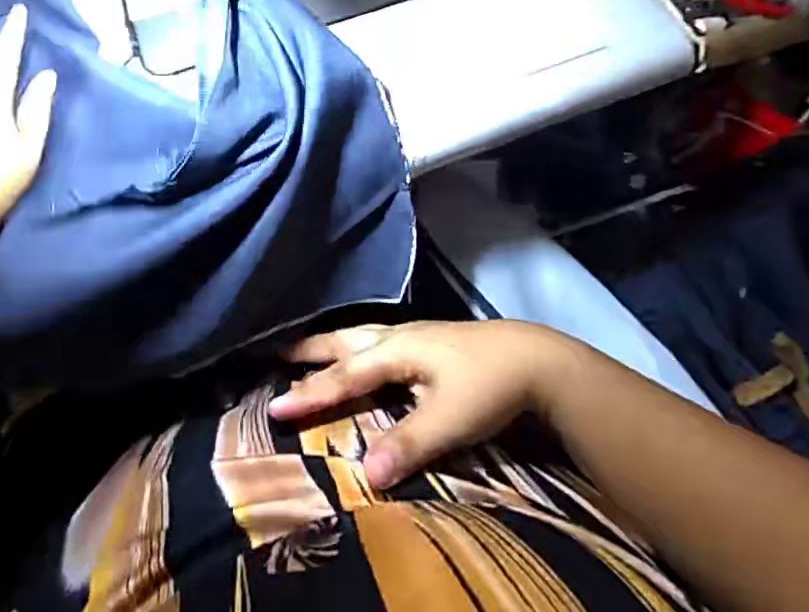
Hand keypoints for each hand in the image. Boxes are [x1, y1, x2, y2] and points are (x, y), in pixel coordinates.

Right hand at [267, 320, 589, 488]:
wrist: (535, 358)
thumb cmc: (489, 386)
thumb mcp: (450, 420)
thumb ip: (408, 444)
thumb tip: (365, 474)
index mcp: (398, 352)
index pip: (345, 376)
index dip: (309, 392)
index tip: (273, 405)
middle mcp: (401, 337)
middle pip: (347, 342)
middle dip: (312, 351)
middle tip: (278, 352)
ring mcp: (418, 334)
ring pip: (364, 334)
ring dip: (334, 342)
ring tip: (311, 345)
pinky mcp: (433, 339)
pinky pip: (380, 337)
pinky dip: (359, 342)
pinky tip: (368, 349)